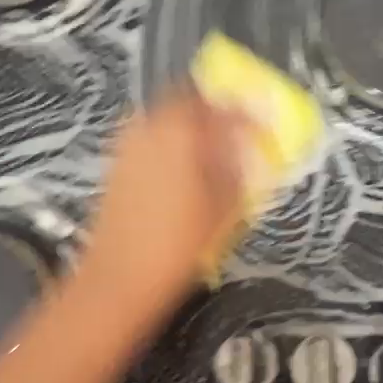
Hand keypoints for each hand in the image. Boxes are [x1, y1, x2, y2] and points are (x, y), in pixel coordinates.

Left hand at [74, 90, 248, 320]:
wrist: (118, 279)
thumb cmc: (177, 246)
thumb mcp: (224, 208)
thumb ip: (240, 169)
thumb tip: (251, 150)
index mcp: (183, 132)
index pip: (226, 108)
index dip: (251, 117)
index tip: (266, 129)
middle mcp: (152, 127)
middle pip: (191, 103)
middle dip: (218, 113)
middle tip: (239, 131)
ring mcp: (130, 144)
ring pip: (168, 119)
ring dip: (193, 127)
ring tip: (214, 151)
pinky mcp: (117, 163)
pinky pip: (152, 138)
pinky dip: (173, 144)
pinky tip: (186, 170)